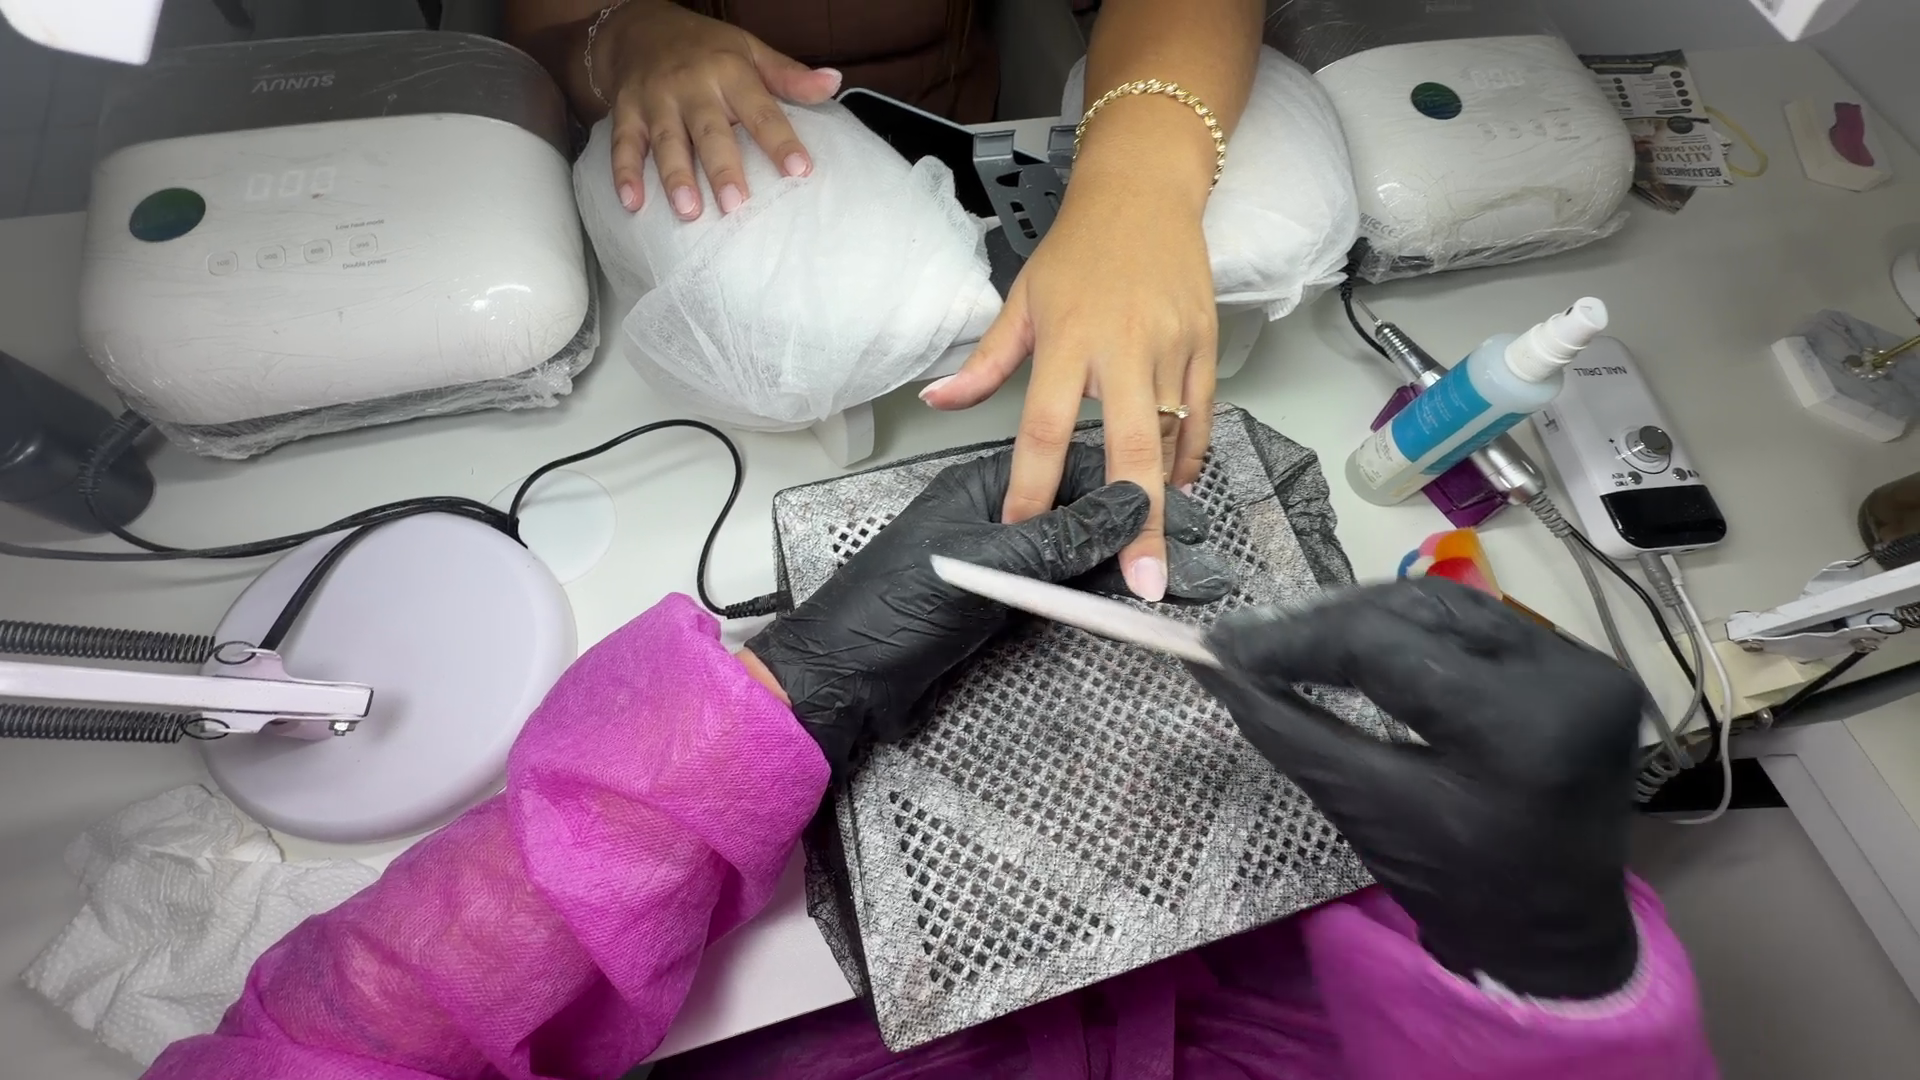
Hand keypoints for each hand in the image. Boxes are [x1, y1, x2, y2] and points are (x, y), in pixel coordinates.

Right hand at [591, 0, 841, 216]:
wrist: (635, 25)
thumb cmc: (706, 50)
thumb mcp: (749, 52)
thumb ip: (788, 77)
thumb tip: (834, 82)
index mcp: (729, 72)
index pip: (760, 110)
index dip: (780, 141)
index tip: (800, 170)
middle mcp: (691, 86)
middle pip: (709, 131)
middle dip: (722, 168)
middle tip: (735, 205)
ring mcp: (656, 100)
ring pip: (666, 141)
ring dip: (675, 177)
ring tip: (689, 211)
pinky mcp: (626, 112)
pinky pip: (623, 144)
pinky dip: (624, 174)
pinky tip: (632, 204)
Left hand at [747, 443, 1230, 776]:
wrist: (844, 673)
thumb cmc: (898, 603)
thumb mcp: (985, 560)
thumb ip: (1060, 534)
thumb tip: (1132, 503)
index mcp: (988, 483)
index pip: (1074, 469)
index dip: (1130, 489)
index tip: (1183, 511)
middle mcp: (1001, 512)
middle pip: (1082, 513)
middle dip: (1139, 533)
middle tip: (1198, 555)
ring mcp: (1003, 558)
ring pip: (1077, 553)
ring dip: (1125, 565)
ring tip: (1182, 582)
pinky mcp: (1002, 599)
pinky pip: (1060, 585)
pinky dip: (1096, 591)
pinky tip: (1131, 596)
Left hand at [920, 164, 1217, 602]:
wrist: (1143, 191)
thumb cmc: (1076, 251)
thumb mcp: (1020, 300)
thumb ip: (984, 363)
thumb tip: (936, 402)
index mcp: (1067, 342)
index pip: (1044, 430)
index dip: (1032, 488)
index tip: (1024, 535)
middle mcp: (1123, 350)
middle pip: (1130, 449)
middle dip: (1136, 522)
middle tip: (1142, 582)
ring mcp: (1173, 348)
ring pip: (1172, 439)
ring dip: (1163, 498)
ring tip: (1154, 552)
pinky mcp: (1207, 344)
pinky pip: (1203, 416)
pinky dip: (1192, 457)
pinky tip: (1178, 488)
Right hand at [1189, 581, 1646, 999]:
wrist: (1550, 934)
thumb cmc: (1452, 884)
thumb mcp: (1356, 801)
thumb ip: (1278, 724)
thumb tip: (1209, 665)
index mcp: (1517, 723)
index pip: (1377, 644)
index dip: (1288, 639)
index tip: (1223, 646)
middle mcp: (1563, 673)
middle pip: (1408, 609)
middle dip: (1318, 622)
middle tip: (1251, 642)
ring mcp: (1576, 661)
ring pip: (1435, 602)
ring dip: (1356, 615)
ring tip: (1294, 639)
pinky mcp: (1569, 662)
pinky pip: (1463, 619)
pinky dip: (1397, 625)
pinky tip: (1353, 642)